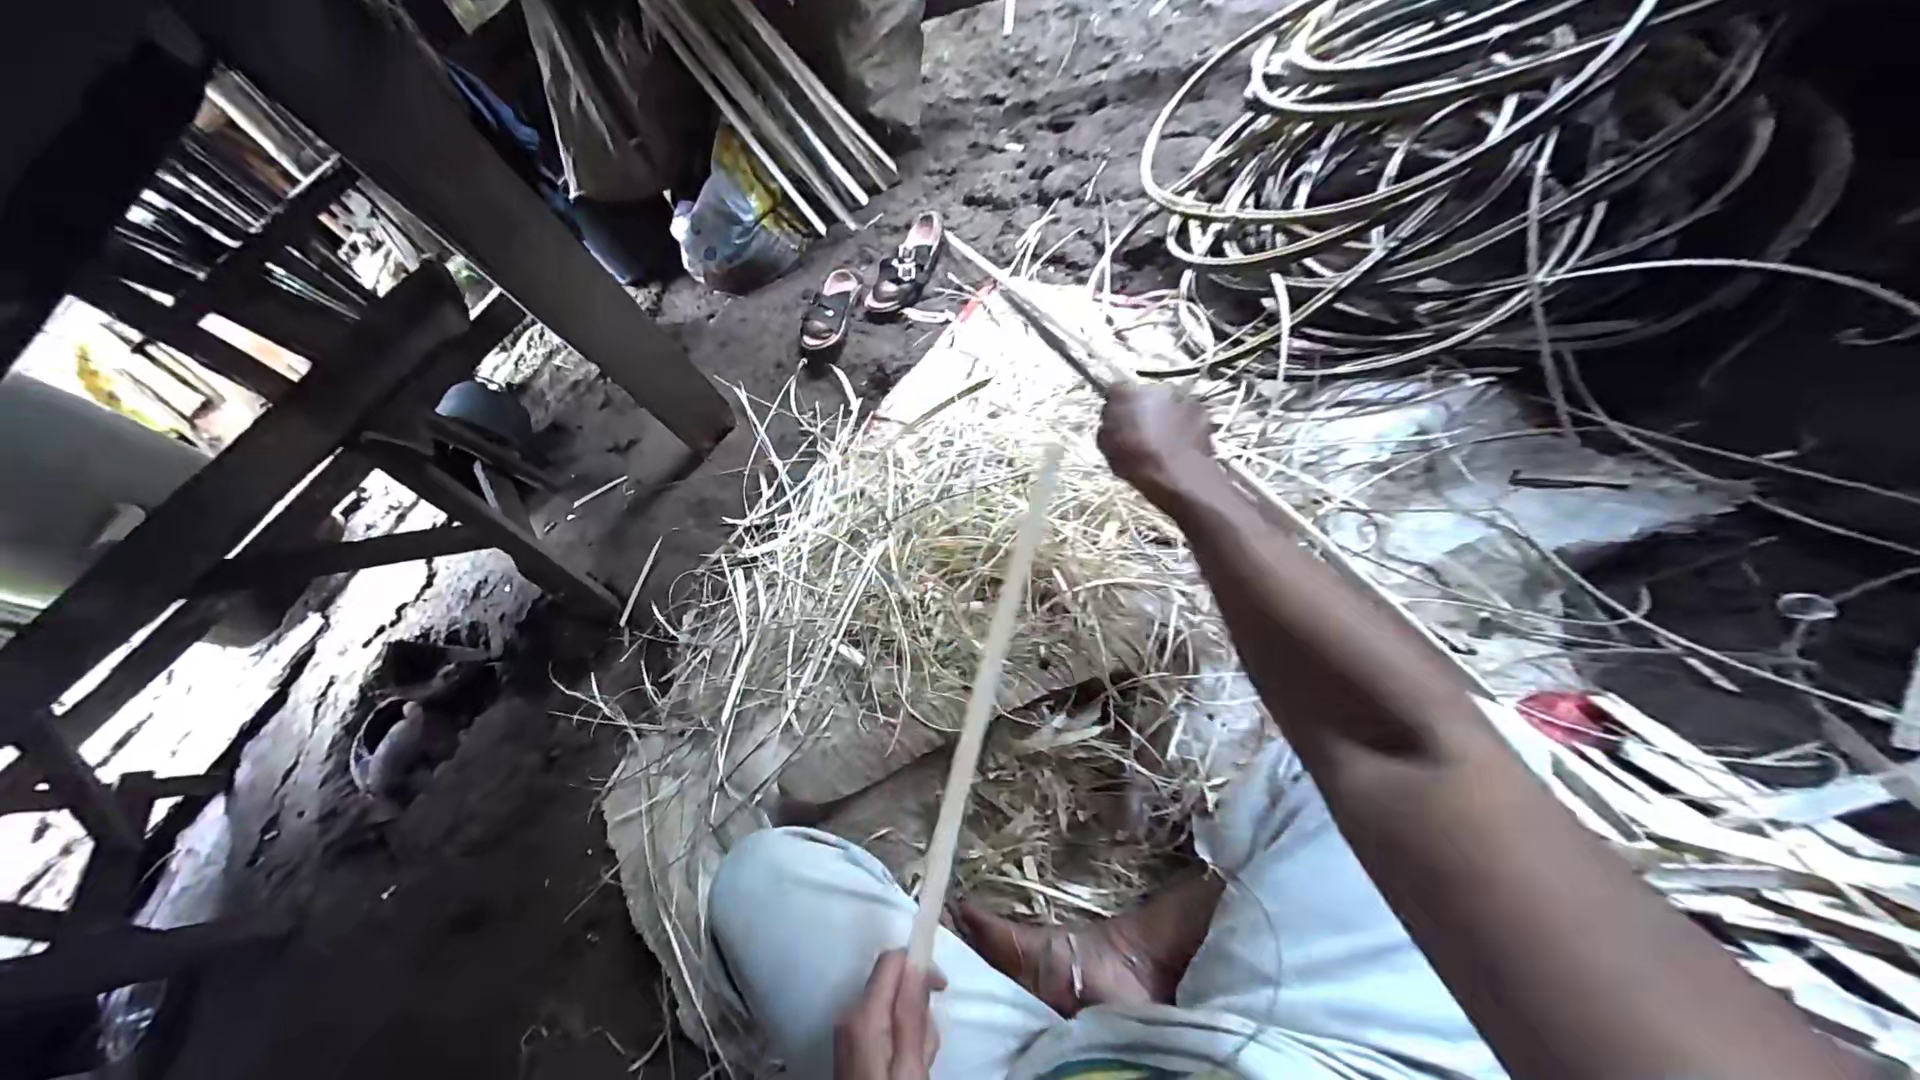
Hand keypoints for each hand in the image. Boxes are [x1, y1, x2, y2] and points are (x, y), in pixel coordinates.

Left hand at [834, 950, 945, 1079]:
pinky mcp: (850, 1043)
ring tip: (920, 1060)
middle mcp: (848, 1014)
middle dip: (917, 1002)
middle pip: (891, 981)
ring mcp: (846, 1030)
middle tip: (929, 1042)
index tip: (943, 988)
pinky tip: (908, 1065)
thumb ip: (911, 1013)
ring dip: (911, 1023)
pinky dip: (900, 1034)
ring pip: (890, 1002)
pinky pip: (881, 1021)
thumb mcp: (910, 1067)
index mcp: (863, 1015)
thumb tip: (916, 961)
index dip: (919, 963)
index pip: (891, 960)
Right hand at [1097, 381, 1215, 508]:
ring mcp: (1182, 397)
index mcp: (1127, 393)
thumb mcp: (1106, 445)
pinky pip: (1186, 414)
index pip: (1116, 390)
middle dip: (1142, 409)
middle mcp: (1156, 387)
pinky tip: (1179, 443)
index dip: (1115, 406)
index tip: (1116, 421)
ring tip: (1161, 441)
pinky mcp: (1202, 411)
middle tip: (1140, 433)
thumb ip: (1107, 425)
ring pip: (1167, 403)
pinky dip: (1182, 424)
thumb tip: (1112, 421)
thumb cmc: (1136, 461)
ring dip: (1164, 415)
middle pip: (1145, 394)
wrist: (1177, 474)